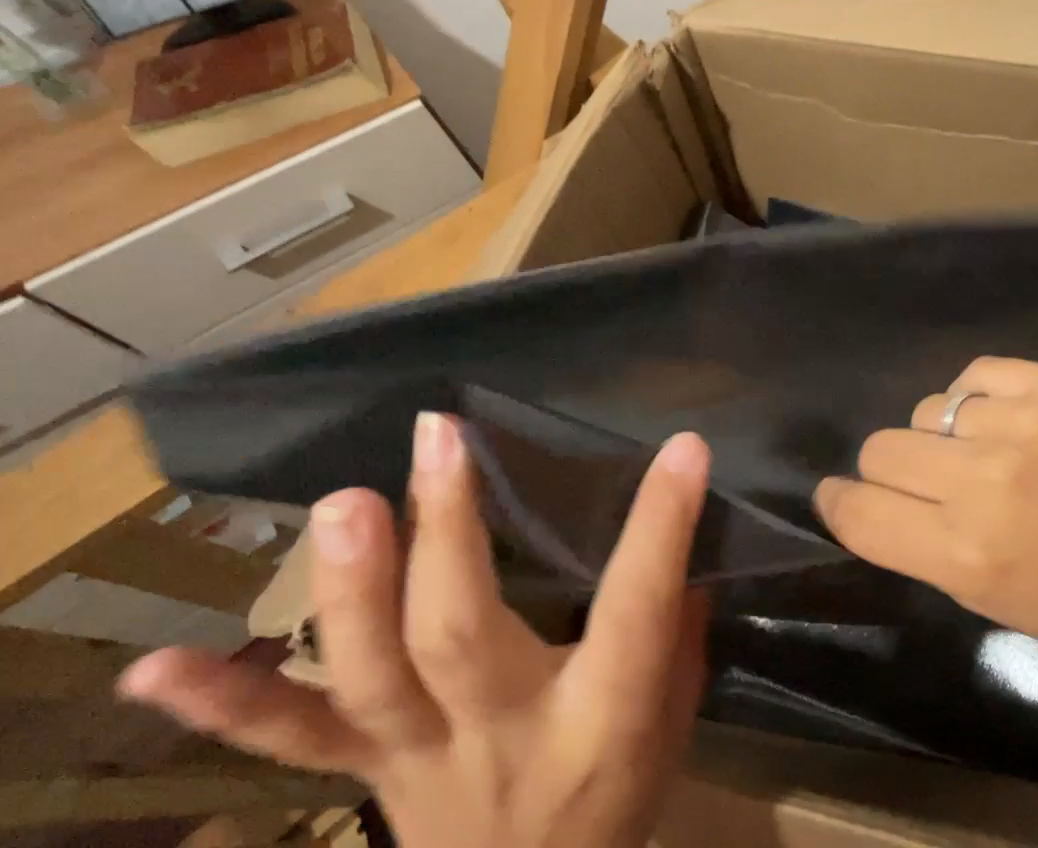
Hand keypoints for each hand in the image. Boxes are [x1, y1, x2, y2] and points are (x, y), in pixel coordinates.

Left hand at [118, 415, 710, 847]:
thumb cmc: (620, 800)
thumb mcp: (673, 721)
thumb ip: (674, 637)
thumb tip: (674, 551)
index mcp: (602, 718)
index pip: (635, 610)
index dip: (659, 528)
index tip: (682, 451)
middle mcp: (505, 731)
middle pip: (461, 634)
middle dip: (450, 533)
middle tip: (442, 441)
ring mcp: (421, 753)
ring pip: (372, 675)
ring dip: (350, 588)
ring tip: (344, 503)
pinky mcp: (368, 768)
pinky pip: (293, 740)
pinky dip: (223, 706)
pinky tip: (152, 667)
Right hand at [815, 356, 1037, 651]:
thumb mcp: (995, 603)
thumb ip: (925, 552)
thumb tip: (871, 503)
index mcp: (965, 554)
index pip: (858, 512)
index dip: (838, 503)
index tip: (843, 497)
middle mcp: (984, 485)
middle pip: (880, 449)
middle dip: (888, 473)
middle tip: (928, 486)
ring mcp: (1021, 426)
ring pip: (925, 410)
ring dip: (940, 439)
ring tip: (983, 457)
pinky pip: (974, 377)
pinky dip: (977, 401)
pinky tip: (1006, 424)